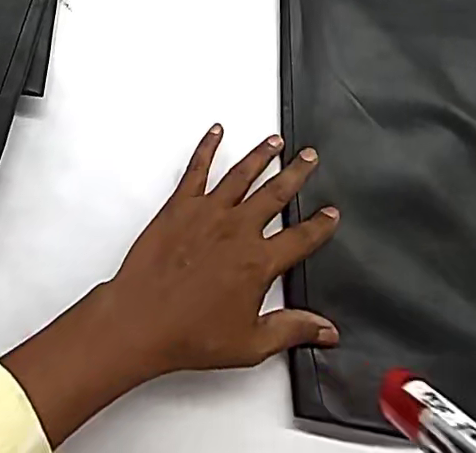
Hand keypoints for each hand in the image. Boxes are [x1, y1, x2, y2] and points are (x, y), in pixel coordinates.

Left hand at [0, 125, 340, 445]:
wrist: (143, 319)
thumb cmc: (190, 333)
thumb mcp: (250, 342)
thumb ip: (292, 329)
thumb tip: (326, 330)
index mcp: (257, 262)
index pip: (300, 239)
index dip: (319, 225)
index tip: (331, 212)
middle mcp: (237, 229)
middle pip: (275, 194)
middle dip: (296, 173)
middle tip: (309, 158)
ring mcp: (208, 212)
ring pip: (242, 174)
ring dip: (261, 155)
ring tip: (274, 141)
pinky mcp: (181, 204)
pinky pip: (197, 168)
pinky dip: (207, 146)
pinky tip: (216, 132)